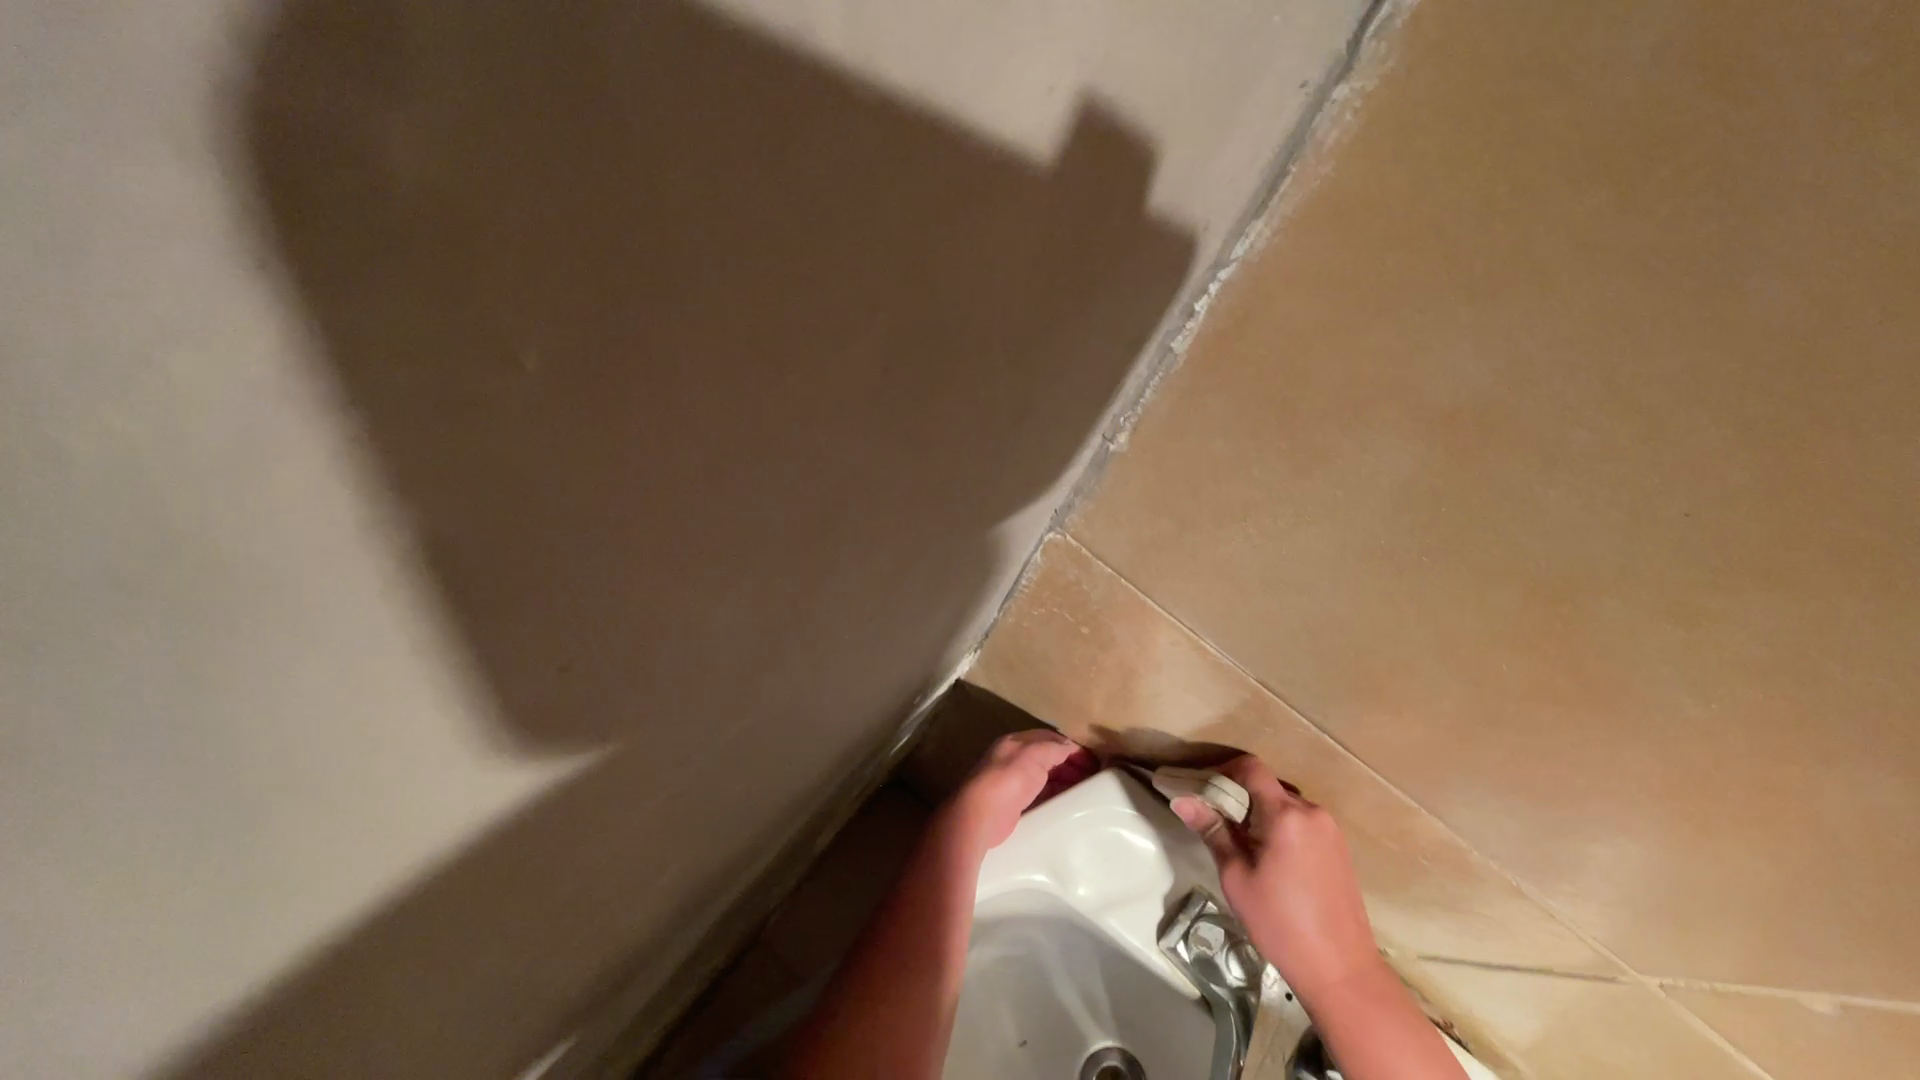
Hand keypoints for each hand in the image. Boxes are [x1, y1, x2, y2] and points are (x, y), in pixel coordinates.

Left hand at [941, 730, 1095, 855]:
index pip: (1049, 738)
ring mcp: (1013, 782)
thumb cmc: (1008, 779)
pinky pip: (1040, 794)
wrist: (980, 815)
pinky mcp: (1014, 804)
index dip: (1071, 747)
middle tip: (1092, 776)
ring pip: (1044, 776)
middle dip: (1069, 764)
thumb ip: (1053, 748)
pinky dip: (1054, 795)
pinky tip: (1066, 803)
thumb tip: (1069, 746)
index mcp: (1016, 742)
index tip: (1092, 760)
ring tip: (1084, 790)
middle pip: (1047, 757)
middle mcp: (1013, 759)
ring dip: (1064, 780)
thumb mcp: (1034, 755)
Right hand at [1170, 755, 1382, 1002]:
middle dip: (1239, 797)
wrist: (1341, 970)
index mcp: (1286, 815)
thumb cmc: (1280, 924)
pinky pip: (1302, 822)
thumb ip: (1213, 832)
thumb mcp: (1237, 878)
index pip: (1251, 768)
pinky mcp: (1339, 847)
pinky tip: (1270, 859)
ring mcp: (1330, 829)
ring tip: (1241, 845)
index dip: (1223, 770)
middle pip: (1268, 786)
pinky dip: (1280, 827)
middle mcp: (1312, 812)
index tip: (1202, 790)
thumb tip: (1182, 800)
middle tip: (1216, 823)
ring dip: (1260, 813)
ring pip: (1285, 804)